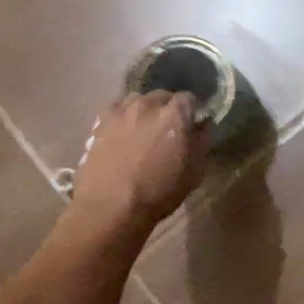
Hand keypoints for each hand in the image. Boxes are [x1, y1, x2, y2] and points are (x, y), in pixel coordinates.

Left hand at [68, 92, 210, 231]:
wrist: (111, 207)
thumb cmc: (160, 192)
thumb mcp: (195, 170)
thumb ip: (202, 140)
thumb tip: (203, 123)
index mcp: (175, 114)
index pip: (189, 97)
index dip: (192, 110)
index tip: (193, 122)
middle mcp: (149, 104)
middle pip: (163, 96)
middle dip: (168, 108)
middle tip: (168, 128)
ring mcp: (121, 111)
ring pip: (138, 100)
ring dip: (145, 110)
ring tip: (144, 128)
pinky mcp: (100, 122)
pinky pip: (117, 109)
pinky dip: (123, 115)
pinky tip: (123, 131)